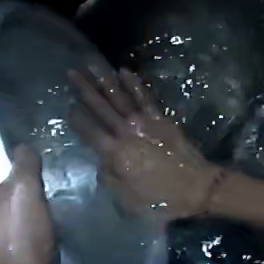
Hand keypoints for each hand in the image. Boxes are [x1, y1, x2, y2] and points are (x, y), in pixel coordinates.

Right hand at [69, 67, 221, 221]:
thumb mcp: (128, 199)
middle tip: (71, 72)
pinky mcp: (161, 118)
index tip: (67, 107)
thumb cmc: (161, 198)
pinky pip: (144, 96)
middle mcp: (126, 133)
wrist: (196, 187)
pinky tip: (124, 71)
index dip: (77, 119)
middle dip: (84, 89)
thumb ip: (110, 178)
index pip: (90, 132)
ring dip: (104, 80)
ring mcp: (144, 122)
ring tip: (91, 65)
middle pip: (100, 107)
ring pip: (119, 96)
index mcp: (115, 154)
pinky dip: (134, 83)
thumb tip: (101, 162)